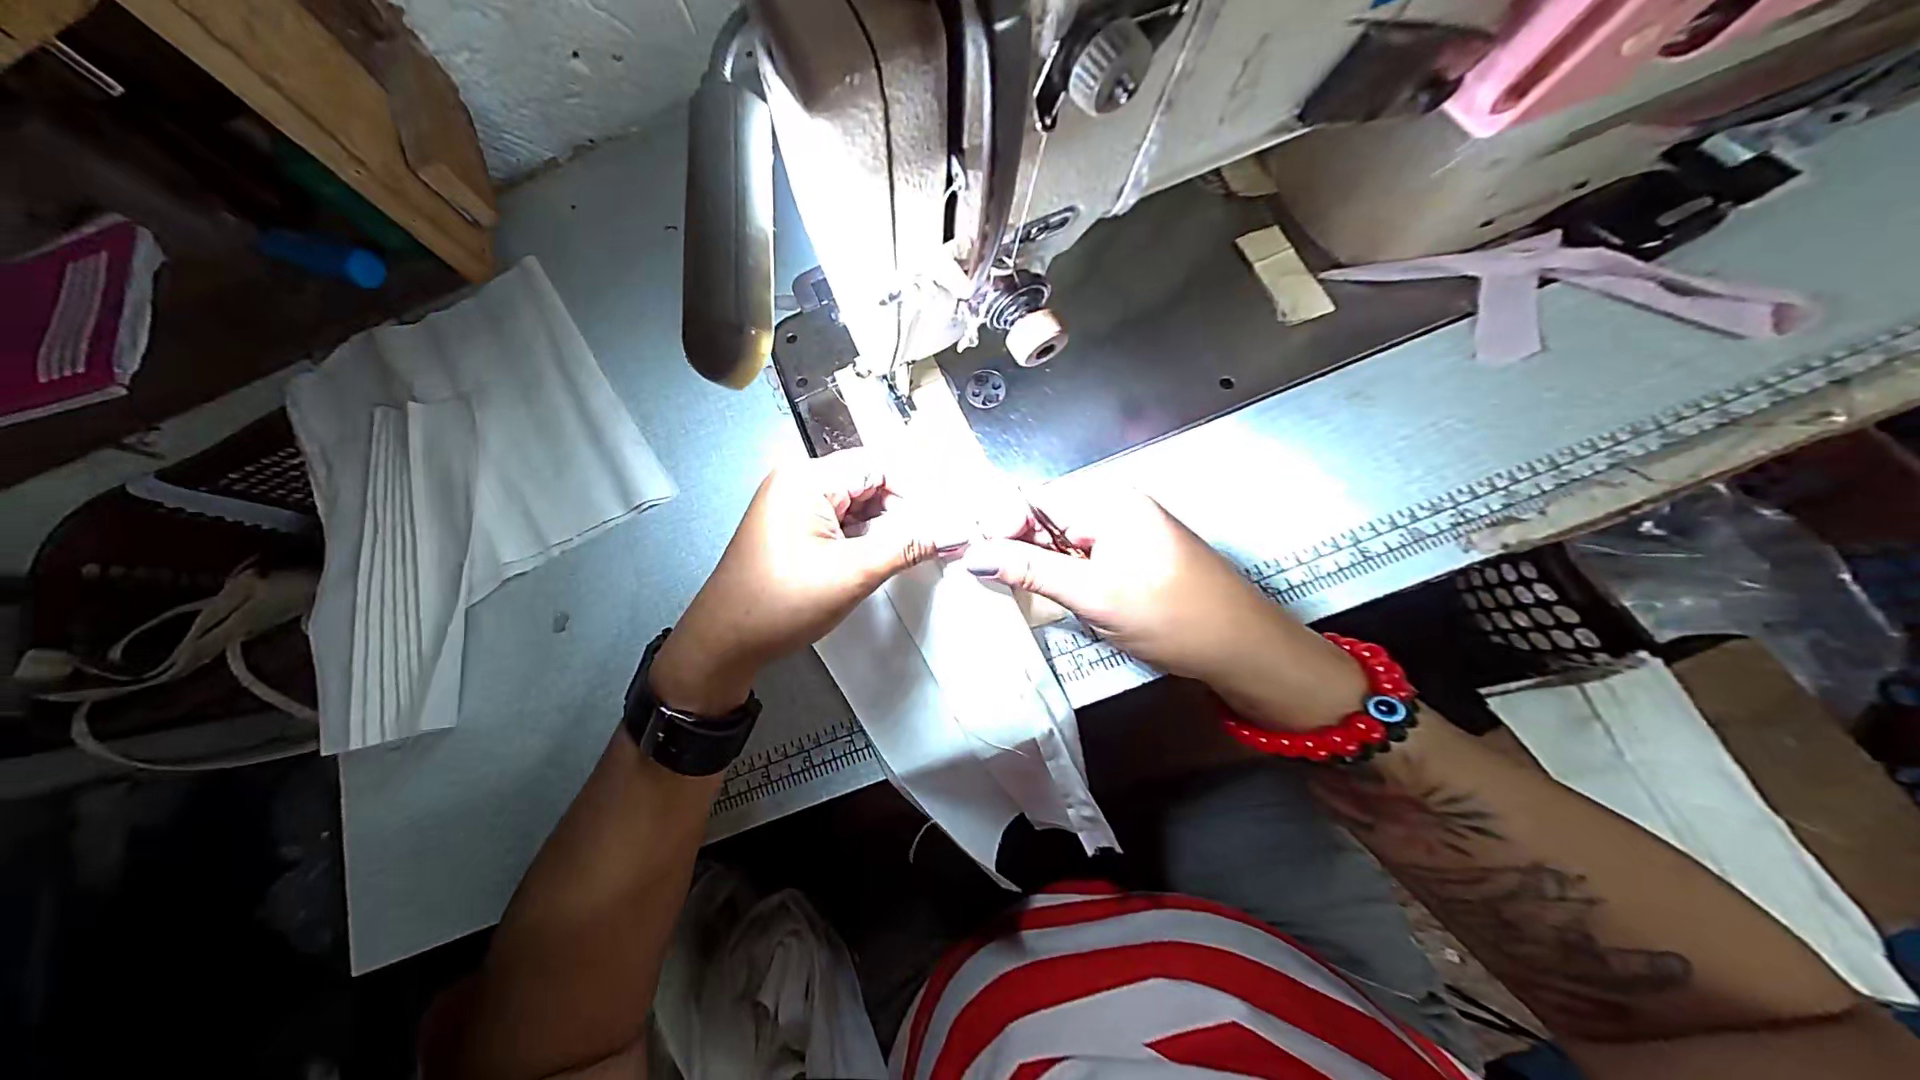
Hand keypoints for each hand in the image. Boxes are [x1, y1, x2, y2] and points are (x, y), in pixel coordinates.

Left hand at [651, 449, 953, 713]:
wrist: (725, 643)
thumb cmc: (773, 606)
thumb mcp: (853, 574)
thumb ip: (908, 547)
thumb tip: (952, 531)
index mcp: (806, 479)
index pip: (881, 465)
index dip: (920, 490)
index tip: (949, 515)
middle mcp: (798, 482)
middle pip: (872, 482)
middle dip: (907, 510)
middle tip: (939, 537)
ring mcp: (796, 505)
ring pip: (861, 503)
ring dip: (889, 525)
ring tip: (917, 550)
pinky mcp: (797, 527)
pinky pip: (845, 520)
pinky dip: (869, 536)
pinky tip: (887, 555)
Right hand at [963, 489, 1368, 731]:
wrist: (1243, 649)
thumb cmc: (1178, 617)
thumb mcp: (1094, 594)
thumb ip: (1031, 570)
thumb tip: (976, 554)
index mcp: (1108, 500)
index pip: (1032, 499)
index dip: (1001, 526)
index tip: (976, 557)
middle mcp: (1114, 507)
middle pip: (1043, 519)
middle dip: (1019, 549)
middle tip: (999, 582)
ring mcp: (1123, 532)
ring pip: (1059, 542)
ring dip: (1041, 567)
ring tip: (1037, 594)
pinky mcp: (1129, 556)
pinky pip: (1080, 558)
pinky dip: (1064, 576)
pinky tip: (1064, 597)